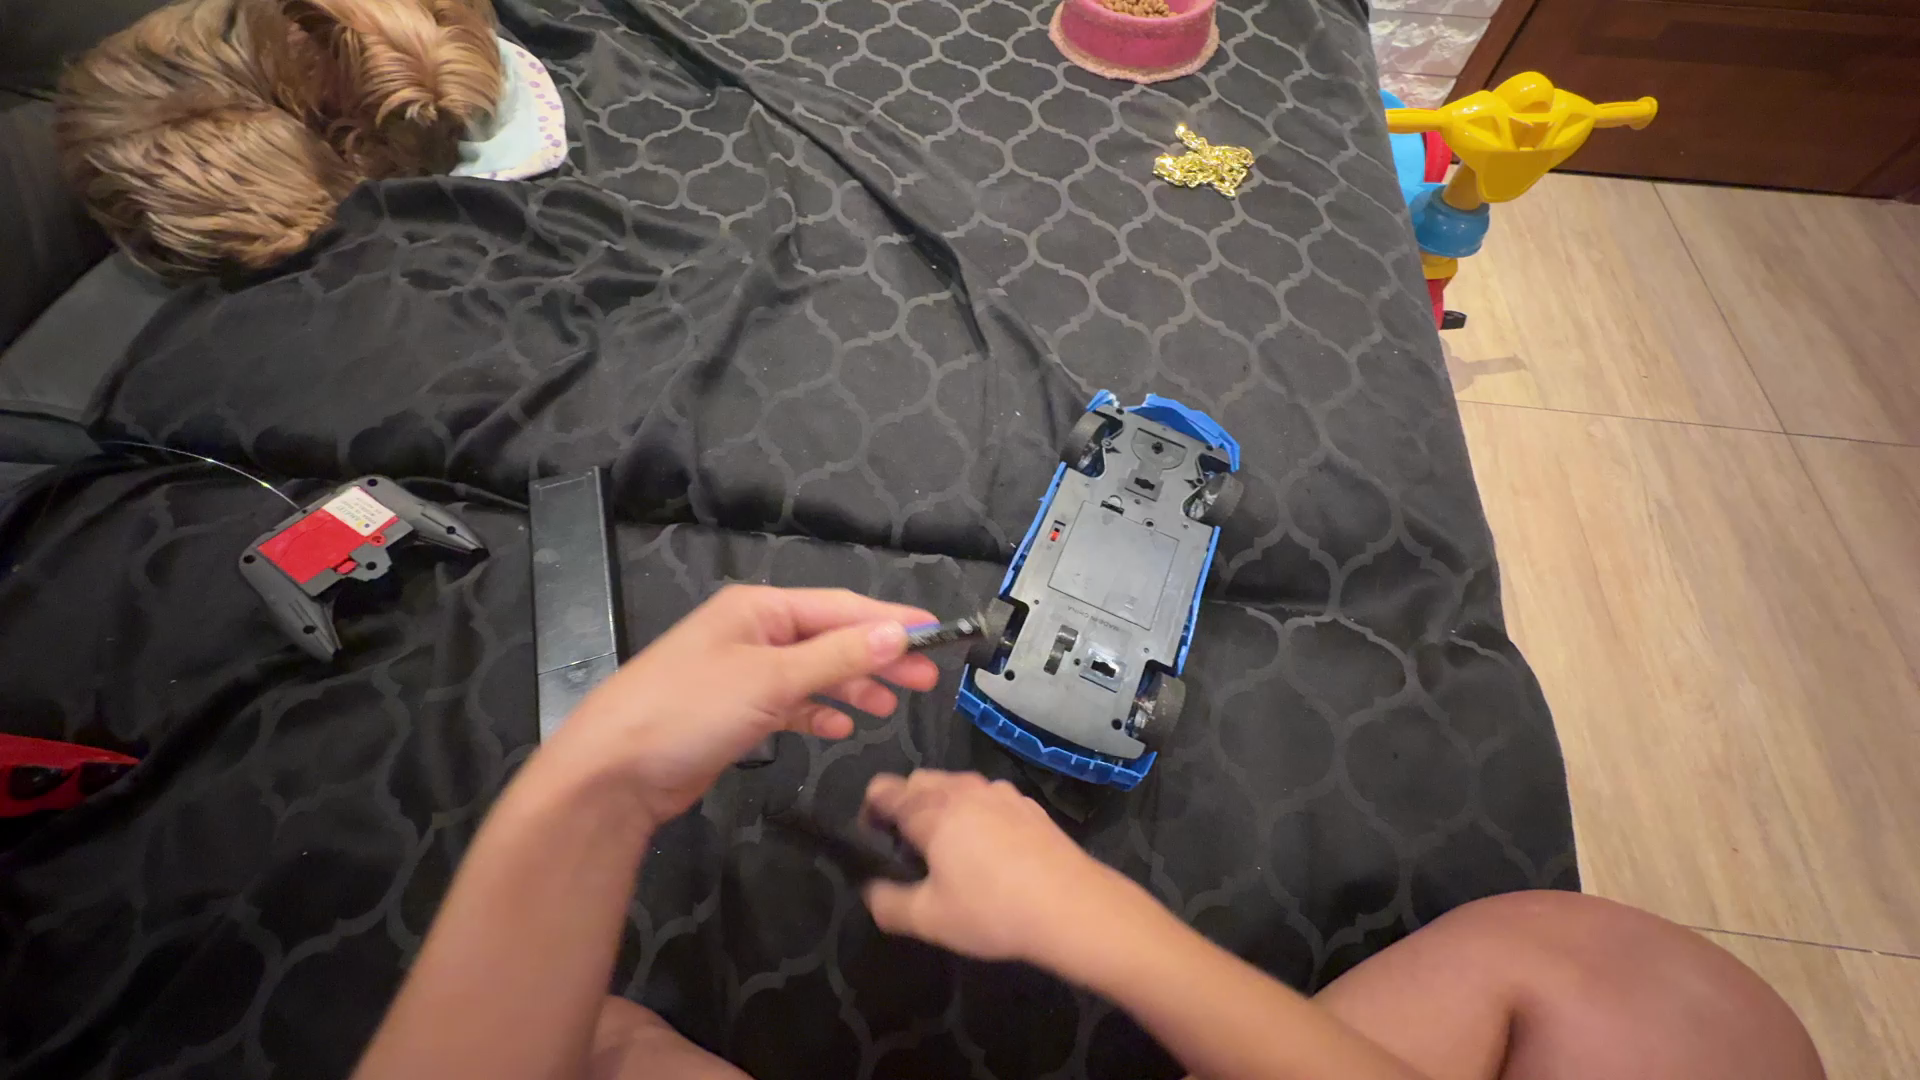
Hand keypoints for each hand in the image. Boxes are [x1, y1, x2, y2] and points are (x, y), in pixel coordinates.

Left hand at [548, 586, 939, 827]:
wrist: (611, 774)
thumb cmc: (691, 710)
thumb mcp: (771, 679)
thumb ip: (839, 657)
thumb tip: (898, 633)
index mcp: (760, 608)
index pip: (841, 607)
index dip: (891, 621)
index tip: (936, 634)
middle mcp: (755, 632)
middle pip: (832, 638)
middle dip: (877, 657)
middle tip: (925, 679)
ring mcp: (744, 671)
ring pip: (814, 672)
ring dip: (852, 687)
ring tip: (888, 706)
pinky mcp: (736, 710)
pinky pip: (791, 703)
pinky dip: (817, 712)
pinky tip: (839, 727)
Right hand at [860, 770, 1148, 963]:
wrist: (1071, 904)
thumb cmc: (992, 910)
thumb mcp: (929, 919)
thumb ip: (887, 903)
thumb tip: (870, 888)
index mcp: (931, 810)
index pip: (884, 789)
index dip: (869, 811)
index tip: (873, 840)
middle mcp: (962, 789)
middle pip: (918, 780)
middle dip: (904, 803)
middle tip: (907, 846)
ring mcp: (998, 791)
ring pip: (955, 784)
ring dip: (941, 805)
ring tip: (948, 847)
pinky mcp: (1026, 803)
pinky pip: (986, 796)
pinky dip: (975, 811)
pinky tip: (989, 848)